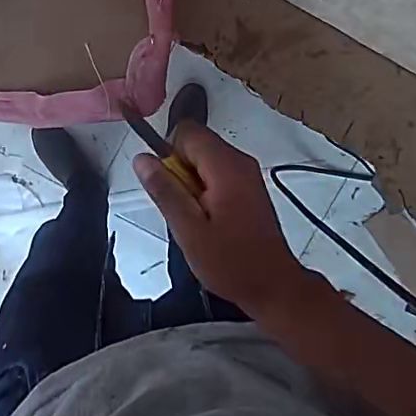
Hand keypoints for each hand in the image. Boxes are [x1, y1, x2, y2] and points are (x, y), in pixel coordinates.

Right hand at [134, 123, 324, 316]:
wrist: (272, 284)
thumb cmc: (234, 264)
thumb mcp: (189, 230)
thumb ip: (165, 191)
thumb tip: (143, 161)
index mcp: (227, 167)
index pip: (187, 131)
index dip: (169, 154)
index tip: (169, 186)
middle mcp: (240, 162)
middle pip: (196, 143)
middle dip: (179, 171)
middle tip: (184, 208)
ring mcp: (247, 173)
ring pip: (204, 160)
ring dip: (191, 184)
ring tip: (197, 219)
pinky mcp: (248, 186)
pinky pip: (216, 174)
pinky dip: (205, 191)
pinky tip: (209, 221)